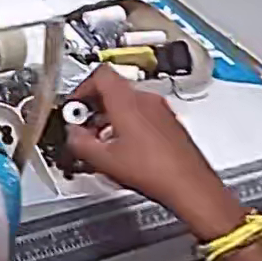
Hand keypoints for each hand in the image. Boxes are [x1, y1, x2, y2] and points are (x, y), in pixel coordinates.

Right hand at [65, 64, 245, 239]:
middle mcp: (146, 100)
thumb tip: (72, 134)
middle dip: (94, 107)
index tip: (75, 106)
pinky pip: (142, 114)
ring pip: (127, 102)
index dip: (82, 88)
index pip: (100, 75)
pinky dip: (126, 124)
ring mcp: (160, 110)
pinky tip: (121, 148)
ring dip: (109, 117)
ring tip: (101, 140)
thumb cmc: (154, 170)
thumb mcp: (102, 158)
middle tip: (84, 125)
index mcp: (127, 101)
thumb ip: (78, 141)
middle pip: (113, 89)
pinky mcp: (168, 123)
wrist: (189, 185)